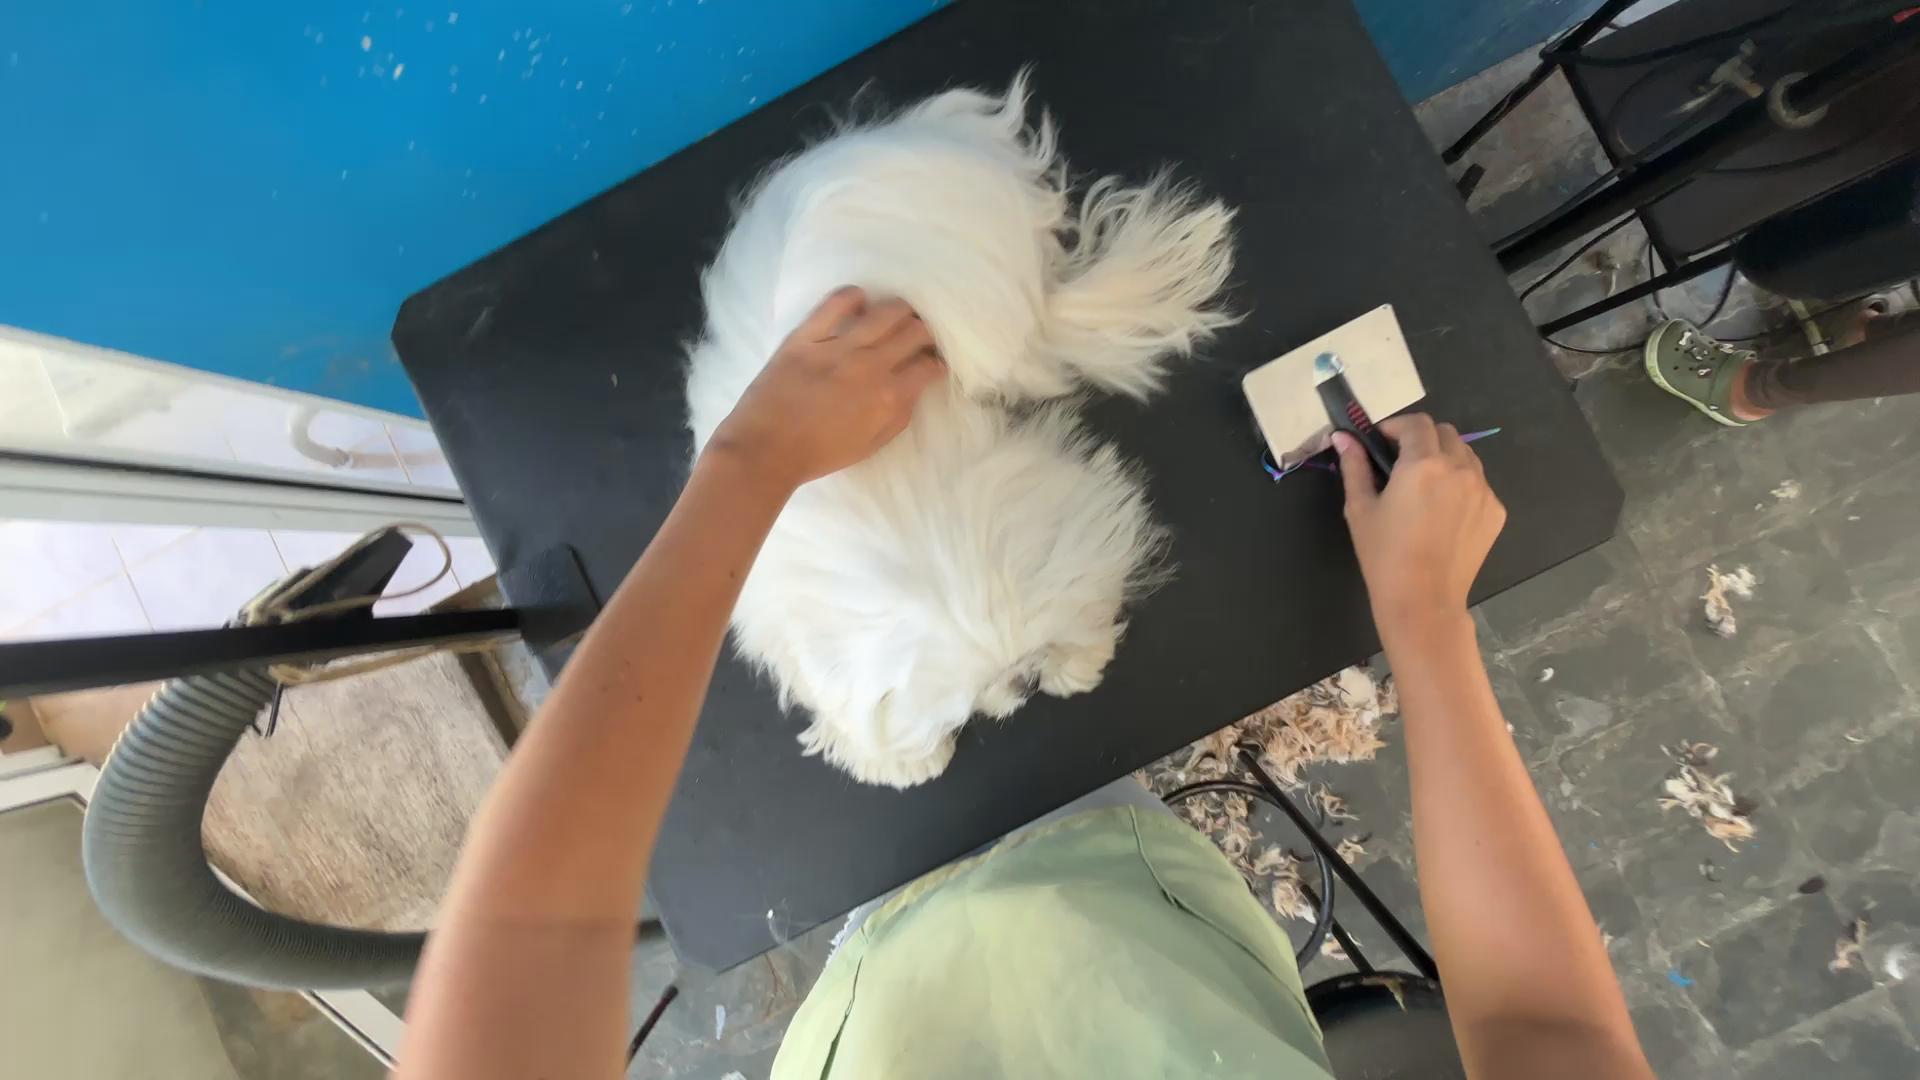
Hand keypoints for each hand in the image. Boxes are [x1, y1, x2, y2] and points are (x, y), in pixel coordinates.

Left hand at [708, 287, 946, 488]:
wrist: (765, 450)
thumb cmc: (820, 455)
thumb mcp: (871, 445)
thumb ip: (899, 416)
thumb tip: (914, 388)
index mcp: (888, 397)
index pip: (928, 365)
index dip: (937, 361)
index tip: (934, 361)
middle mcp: (869, 366)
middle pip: (914, 331)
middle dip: (926, 331)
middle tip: (921, 336)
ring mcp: (837, 347)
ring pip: (885, 311)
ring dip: (901, 310)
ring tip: (899, 315)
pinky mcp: (806, 335)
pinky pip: (836, 302)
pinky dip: (854, 296)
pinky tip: (860, 301)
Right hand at [1334, 415, 1505, 642]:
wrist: (1422, 597)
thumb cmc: (1382, 553)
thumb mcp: (1359, 508)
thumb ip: (1354, 466)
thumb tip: (1342, 437)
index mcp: (1422, 464)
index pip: (1416, 423)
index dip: (1395, 425)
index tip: (1379, 440)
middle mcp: (1459, 469)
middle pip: (1445, 432)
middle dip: (1420, 438)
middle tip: (1398, 460)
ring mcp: (1484, 490)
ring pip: (1465, 455)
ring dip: (1442, 457)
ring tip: (1421, 486)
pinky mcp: (1495, 510)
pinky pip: (1477, 483)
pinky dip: (1458, 484)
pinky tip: (1439, 511)